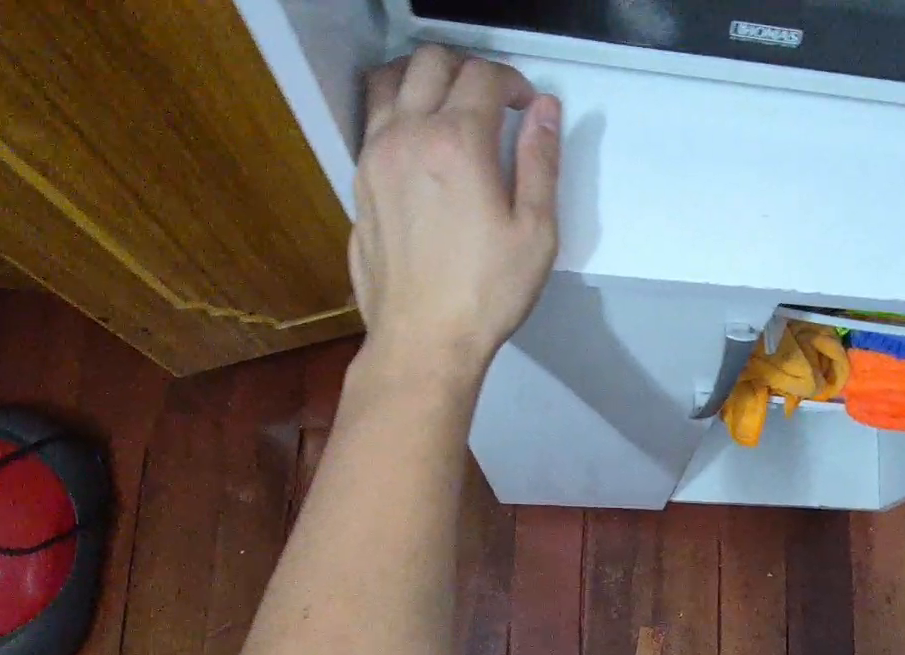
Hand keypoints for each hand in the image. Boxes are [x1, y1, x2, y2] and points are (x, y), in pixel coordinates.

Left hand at [350, 45, 561, 385]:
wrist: (423, 341)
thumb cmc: (487, 294)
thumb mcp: (536, 233)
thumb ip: (541, 163)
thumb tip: (545, 110)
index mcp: (457, 143)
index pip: (483, 77)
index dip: (512, 82)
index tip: (527, 107)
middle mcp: (408, 136)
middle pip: (430, 63)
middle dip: (468, 69)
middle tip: (493, 101)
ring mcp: (375, 158)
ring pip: (390, 82)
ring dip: (424, 79)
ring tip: (450, 107)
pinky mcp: (359, 185)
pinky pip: (374, 121)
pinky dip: (400, 112)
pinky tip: (421, 145)